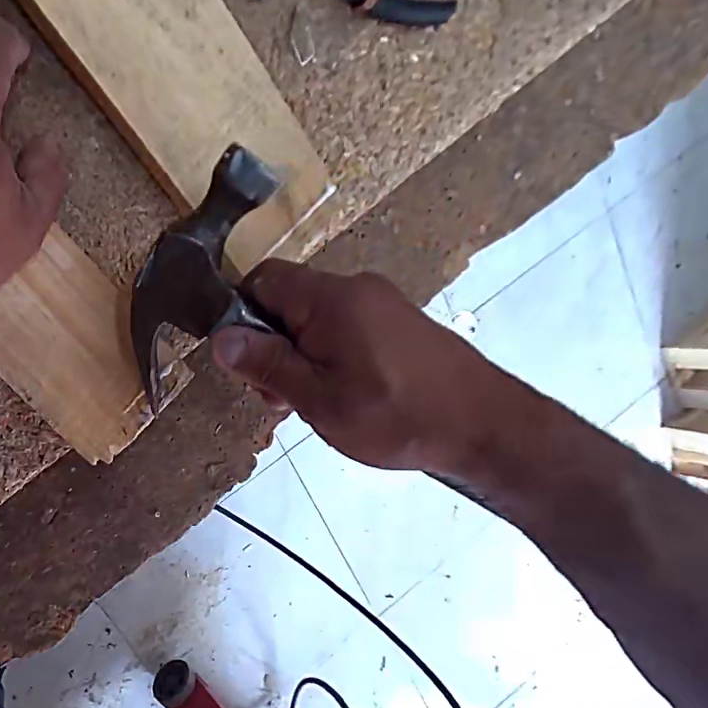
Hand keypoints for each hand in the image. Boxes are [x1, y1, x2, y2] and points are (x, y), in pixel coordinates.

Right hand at [210, 260, 529, 475]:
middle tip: (278, 398)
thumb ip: (267, 364)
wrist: (487, 427)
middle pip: (287, 301)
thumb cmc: (396, 415)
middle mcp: (355, 289)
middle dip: (270, 346)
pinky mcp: (396, 324)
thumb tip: (220, 338)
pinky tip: (340, 396)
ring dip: (298, 357)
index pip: (262, 280)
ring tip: (311, 404)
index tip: (246, 363)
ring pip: (313, 320)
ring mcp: (380, 304)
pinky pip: (343, 329)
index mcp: (331, 298)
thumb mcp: (318, 397)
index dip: (240, 316)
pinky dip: (327, 357)